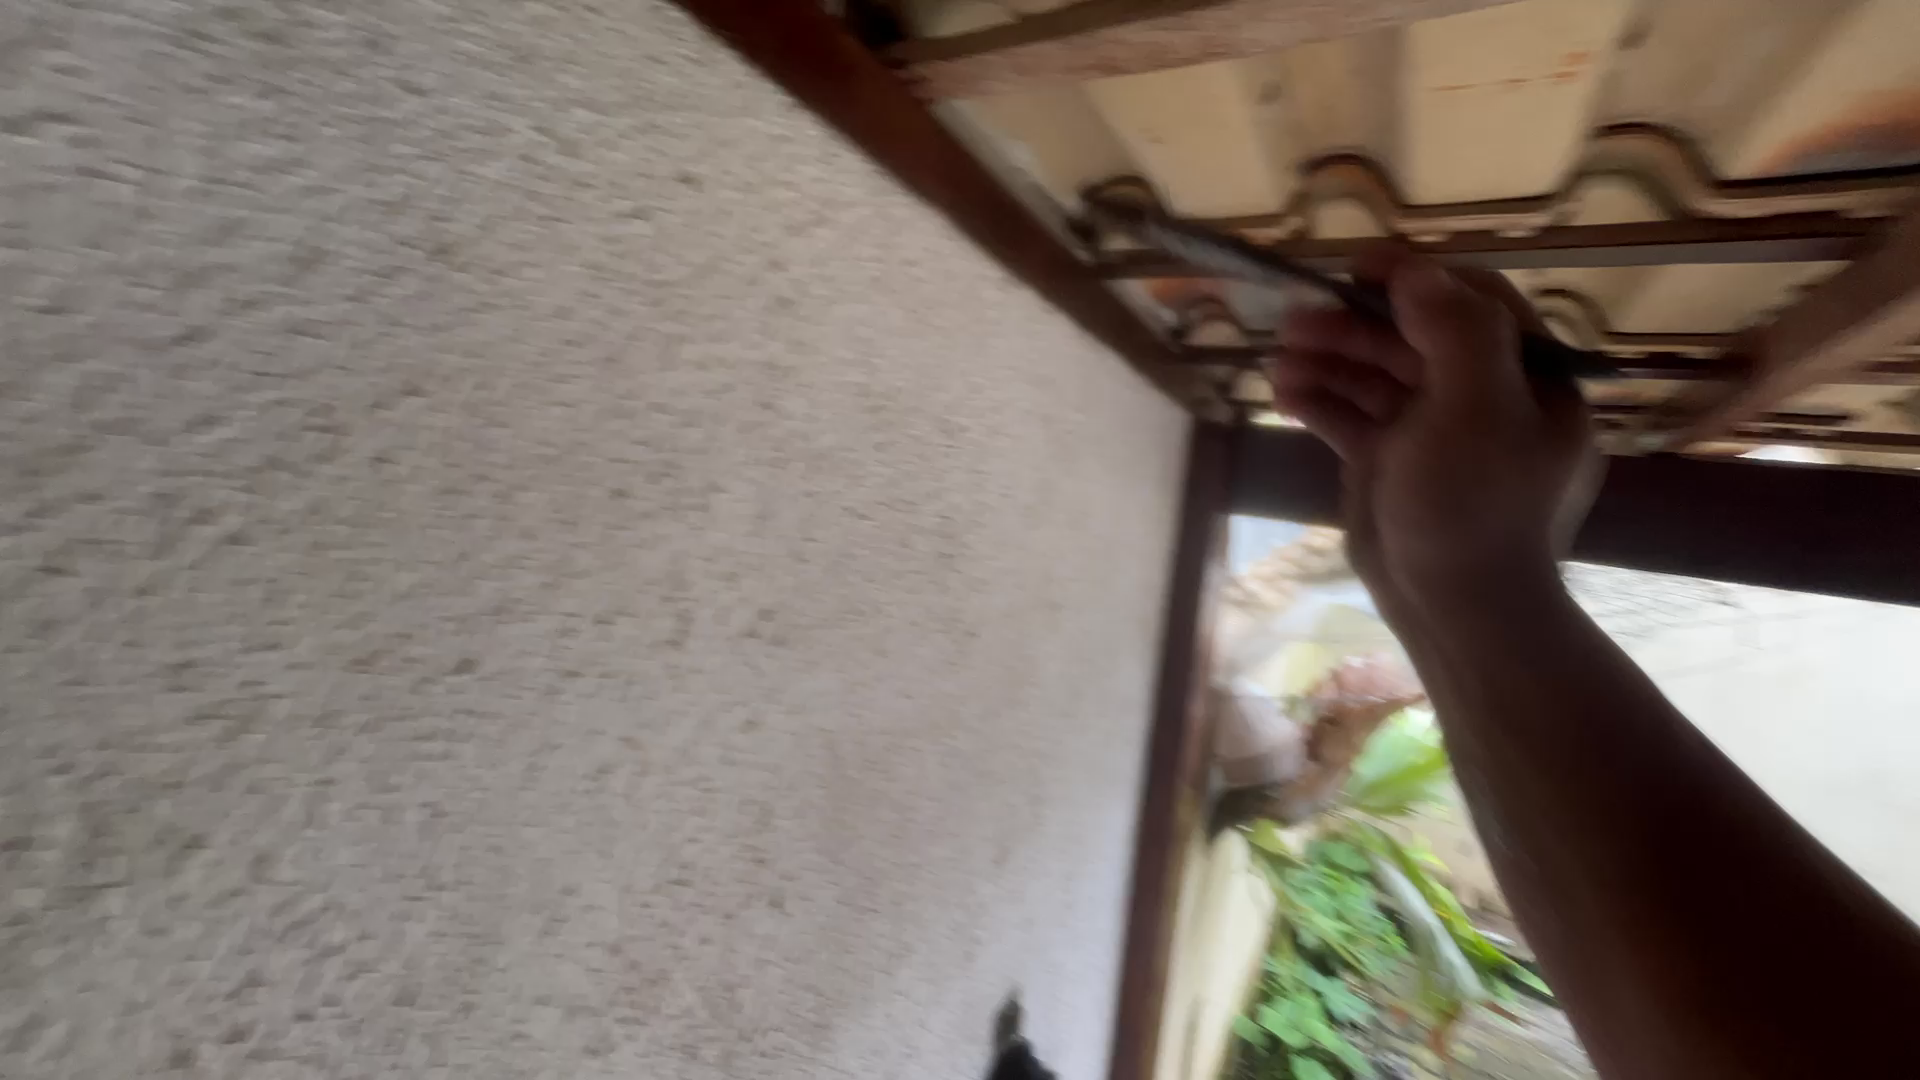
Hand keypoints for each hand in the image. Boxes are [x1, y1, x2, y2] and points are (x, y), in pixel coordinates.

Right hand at [1266, 243, 1601, 613]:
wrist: (1452, 602)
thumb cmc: (1473, 506)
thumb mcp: (1476, 412)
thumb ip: (1455, 334)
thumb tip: (1416, 272)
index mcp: (1523, 376)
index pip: (1470, 304)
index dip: (1413, 279)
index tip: (1354, 268)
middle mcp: (1478, 395)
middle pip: (1409, 339)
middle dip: (1351, 328)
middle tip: (1293, 322)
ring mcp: (1429, 430)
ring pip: (1372, 378)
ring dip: (1325, 364)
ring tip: (1277, 364)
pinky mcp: (1389, 461)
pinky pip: (1351, 417)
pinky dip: (1319, 404)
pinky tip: (1284, 398)